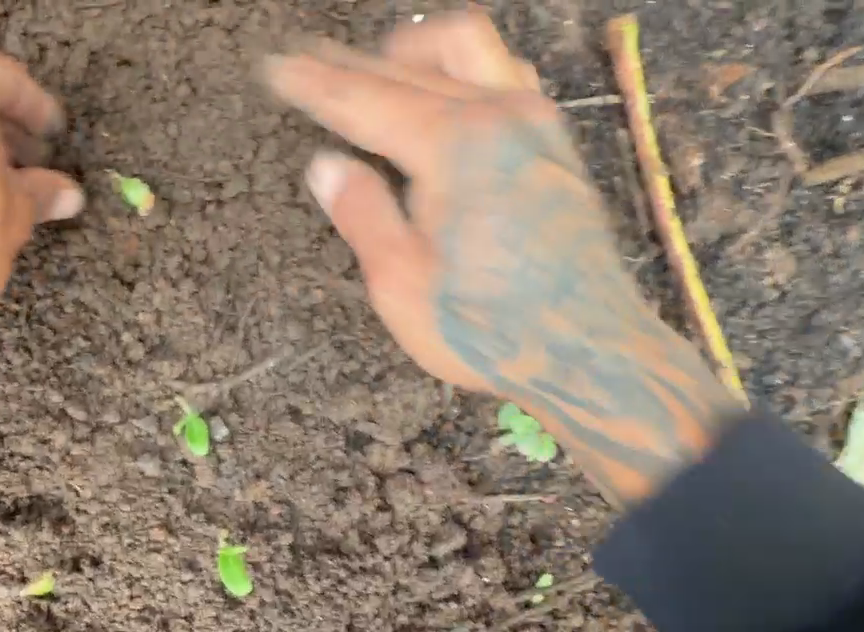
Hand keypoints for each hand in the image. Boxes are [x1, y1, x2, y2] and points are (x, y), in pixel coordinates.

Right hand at [266, 14, 741, 506]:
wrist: (585, 347)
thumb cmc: (490, 328)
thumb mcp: (402, 284)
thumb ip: (363, 215)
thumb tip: (327, 168)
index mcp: (453, 146)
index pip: (366, 100)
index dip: (316, 85)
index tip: (279, 69)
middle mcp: (498, 116)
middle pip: (409, 69)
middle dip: (350, 65)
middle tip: (306, 62)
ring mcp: (534, 125)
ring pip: (467, 51)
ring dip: (413, 54)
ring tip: (378, 71)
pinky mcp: (553, 147)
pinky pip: (504, 77)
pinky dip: (461, 75)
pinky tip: (448, 100)